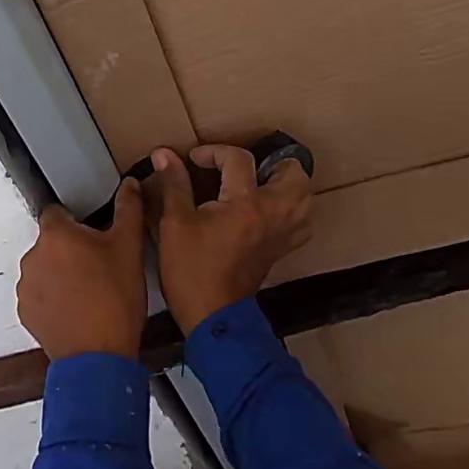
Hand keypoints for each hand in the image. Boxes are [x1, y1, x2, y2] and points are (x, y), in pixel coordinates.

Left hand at [16, 179, 147, 359]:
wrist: (99, 356)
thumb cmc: (114, 299)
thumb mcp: (129, 247)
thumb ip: (128, 209)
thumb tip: (130, 185)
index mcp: (56, 234)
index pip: (57, 211)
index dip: (77, 219)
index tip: (93, 231)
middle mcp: (33, 257)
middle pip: (52, 241)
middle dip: (72, 248)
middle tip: (100, 263)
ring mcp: (27, 287)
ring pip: (46, 268)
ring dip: (62, 272)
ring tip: (92, 288)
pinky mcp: (27, 313)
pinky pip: (40, 294)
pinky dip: (55, 297)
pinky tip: (80, 307)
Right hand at [150, 145, 313, 334]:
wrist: (213, 316)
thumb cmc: (191, 270)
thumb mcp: (175, 223)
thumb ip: (174, 184)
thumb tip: (163, 153)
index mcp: (246, 204)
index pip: (239, 159)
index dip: (214, 152)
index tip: (195, 160)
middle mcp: (274, 214)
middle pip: (294, 172)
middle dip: (269, 162)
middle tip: (242, 168)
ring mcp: (284, 233)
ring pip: (305, 195)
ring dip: (285, 182)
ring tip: (258, 183)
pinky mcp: (284, 248)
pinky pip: (302, 219)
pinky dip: (291, 207)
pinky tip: (267, 209)